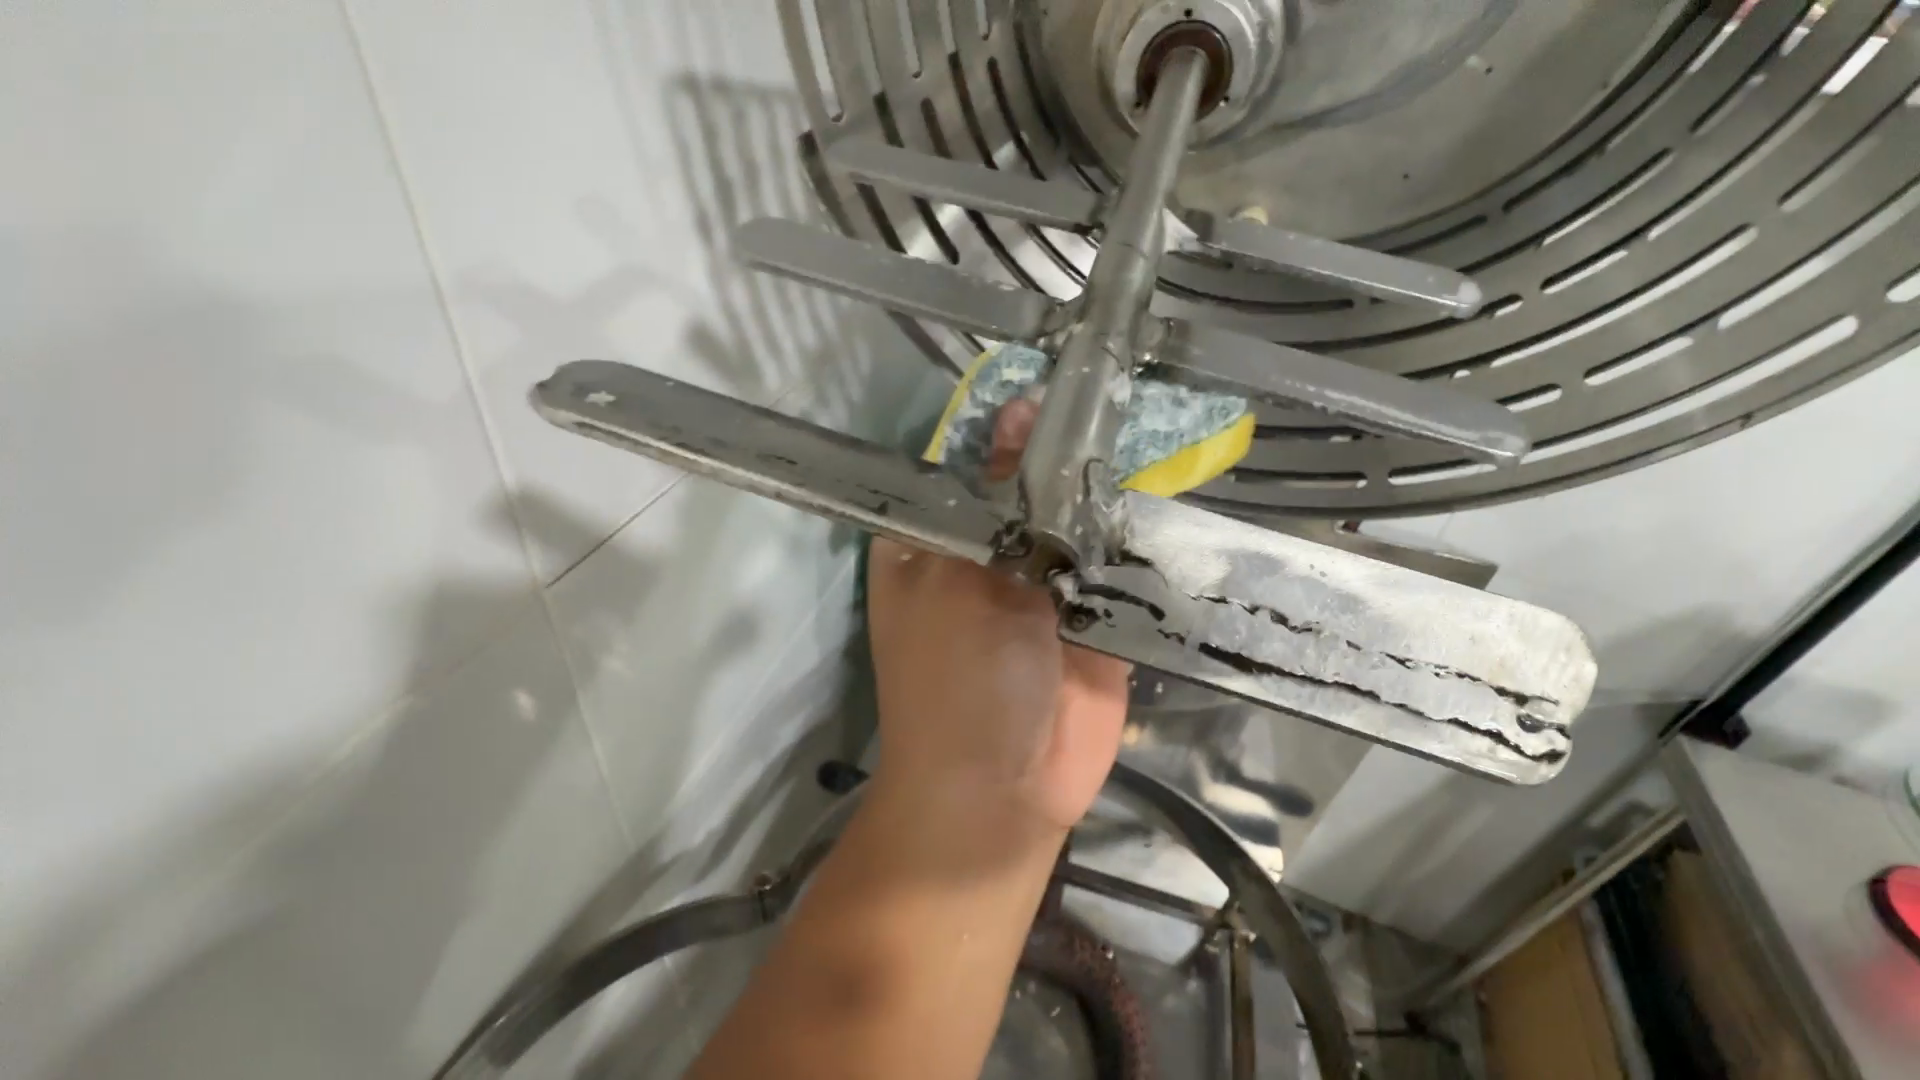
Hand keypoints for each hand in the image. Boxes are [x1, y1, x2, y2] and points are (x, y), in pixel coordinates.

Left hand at [865, 400, 1132, 839]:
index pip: (972, 460)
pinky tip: (1179, 485)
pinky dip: (1142, 538)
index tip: (1064, 373)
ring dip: (1113, 489)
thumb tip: (1022, 410)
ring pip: (1083, 520)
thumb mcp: (965, 578)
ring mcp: (1046, 586)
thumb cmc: (957, 681)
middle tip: (1124, 388)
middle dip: (1074, 450)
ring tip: (1160, 419)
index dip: (1014, 422)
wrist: (1001, 793)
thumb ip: (1003, 499)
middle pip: (1035, 486)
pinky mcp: (1098, 619)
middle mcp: (989, 553)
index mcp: (934, 538)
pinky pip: (1122, 567)